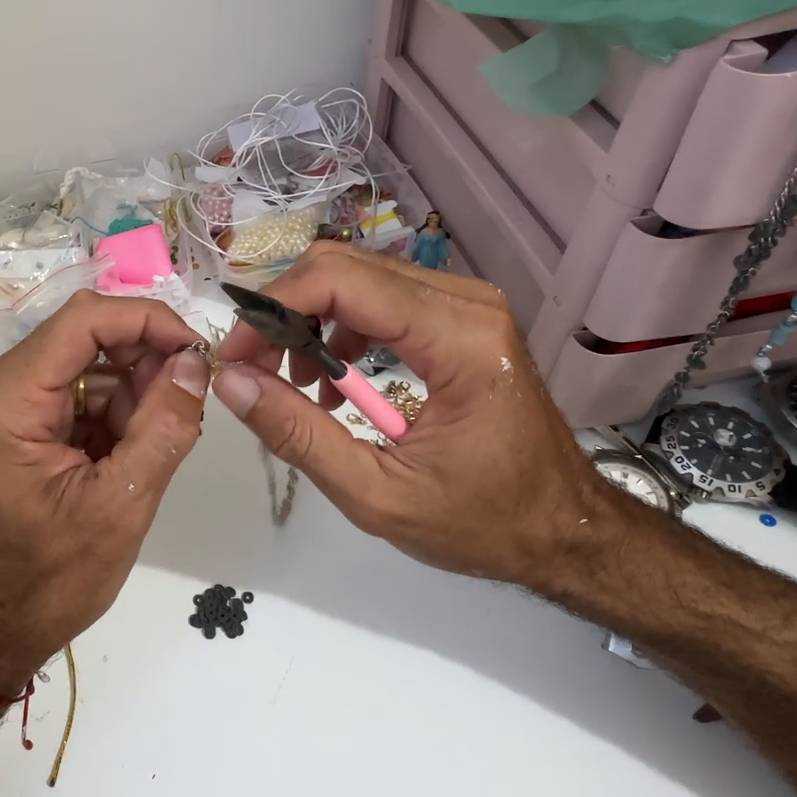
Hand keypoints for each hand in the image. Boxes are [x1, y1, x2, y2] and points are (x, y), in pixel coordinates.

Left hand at [0, 291, 210, 691]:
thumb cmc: (49, 580)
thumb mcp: (120, 505)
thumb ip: (164, 428)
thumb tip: (195, 362)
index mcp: (10, 397)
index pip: (85, 319)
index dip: (148, 320)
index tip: (199, 350)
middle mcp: (3, 385)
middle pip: (88, 334)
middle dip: (146, 359)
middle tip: (189, 403)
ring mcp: (13, 402)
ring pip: (92, 362)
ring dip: (137, 390)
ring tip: (160, 441)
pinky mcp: (27, 423)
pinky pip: (84, 393)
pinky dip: (120, 411)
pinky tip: (135, 450)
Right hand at [211, 242, 602, 587]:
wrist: (566, 529)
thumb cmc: (483, 523)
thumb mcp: (377, 495)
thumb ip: (298, 435)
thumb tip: (230, 382)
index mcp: (458, 340)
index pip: (341, 281)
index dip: (274, 309)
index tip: (237, 357)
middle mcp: (466, 301)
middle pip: (343, 266)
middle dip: (284, 312)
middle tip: (256, 371)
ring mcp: (467, 303)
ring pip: (356, 275)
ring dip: (309, 320)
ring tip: (297, 386)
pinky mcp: (461, 315)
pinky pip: (380, 295)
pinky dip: (339, 327)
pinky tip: (334, 381)